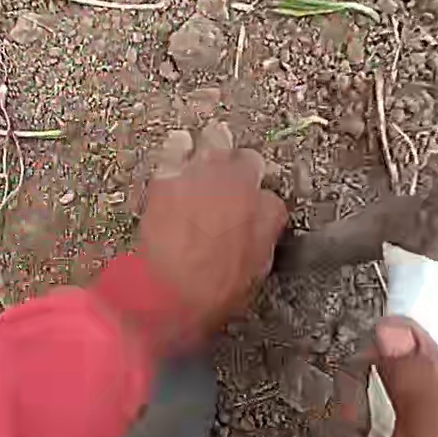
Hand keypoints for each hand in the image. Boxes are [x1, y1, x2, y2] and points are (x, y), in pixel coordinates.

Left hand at [135, 123, 287, 339]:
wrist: (166, 294)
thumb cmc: (210, 292)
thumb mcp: (254, 271)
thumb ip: (263, 236)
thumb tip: (263, 220)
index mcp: (265, 212)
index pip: (271, 193)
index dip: (260, 198)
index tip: (252, 203)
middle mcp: (239, 187)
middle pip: (247, 159)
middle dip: (242, 164)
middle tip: (232, 172)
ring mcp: (203, 176)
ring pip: (215, 141)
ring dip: (215, 144)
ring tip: (212, 141)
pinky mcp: (169, 177)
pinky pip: (177, 148)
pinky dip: (179, 146)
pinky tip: (179, 144)